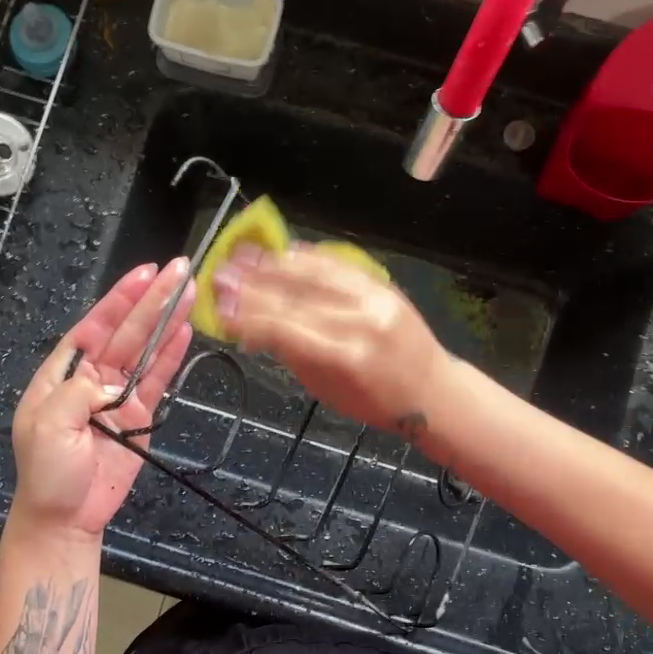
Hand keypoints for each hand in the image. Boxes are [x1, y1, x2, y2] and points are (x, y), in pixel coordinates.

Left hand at [11, 258, 195, 535]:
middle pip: (125, 333)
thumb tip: (111, 380)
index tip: (143, 276)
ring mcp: (117, 398)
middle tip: (178, 271)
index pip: (93, 327)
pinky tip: (184, 331)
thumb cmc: (47, 474)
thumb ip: (78, 394)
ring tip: (188, 292)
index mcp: (62, 375)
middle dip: (151, 302)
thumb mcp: (48, 428)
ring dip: (166, 322)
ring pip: (145, 352)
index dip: (118, 301)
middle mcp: (91, 379)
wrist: (65, 519)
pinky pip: (157, 381)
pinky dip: (171, 357)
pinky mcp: (139, 418)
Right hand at [215, 241, 450, 439]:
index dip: (249, 318)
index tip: (221, 309)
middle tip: (221, 274)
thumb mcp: (325, 390)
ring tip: (243, 255)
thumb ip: (292, 354)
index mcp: (344, 357)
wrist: (431, 390)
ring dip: (274, 263)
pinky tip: (283, 251)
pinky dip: (308, 256)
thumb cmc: (374, 402)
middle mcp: (360, 321)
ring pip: (315, 273)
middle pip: (295, 296)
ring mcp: (374, 298)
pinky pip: (339, 265)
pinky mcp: (382, 284)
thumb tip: (255, 326)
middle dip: (253, 285)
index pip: (285, 329)